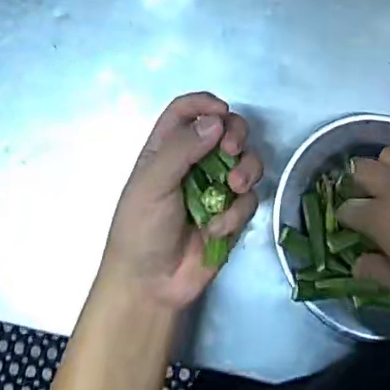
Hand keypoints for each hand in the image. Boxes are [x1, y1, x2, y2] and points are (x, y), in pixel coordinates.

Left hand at [97, 93, 263, 310]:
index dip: (205, 103)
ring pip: (245, 160)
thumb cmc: (141, 228)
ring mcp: (215, 187)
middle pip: (225, 128)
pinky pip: (249, 198)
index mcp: (166, 147)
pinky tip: (218, 228)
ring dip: (245, 170)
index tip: (222, 111)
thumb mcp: (152, 183)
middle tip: (232, 151)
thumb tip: (216, 120)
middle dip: (235, 134)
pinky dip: (238, 210)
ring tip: (234, 188)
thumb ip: (181, 148)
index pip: (187, 110)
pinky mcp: (232, 213)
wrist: (151, 285)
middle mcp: (193, 161)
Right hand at [337, 145, 389, 314]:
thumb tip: (358, 265)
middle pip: (361, 169)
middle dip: (357, 183)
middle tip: (366, 202)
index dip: (345, 219)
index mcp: (379, 217)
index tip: (350, 229)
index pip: (347, 209)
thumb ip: (376, 272)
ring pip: (388, 155)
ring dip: (383, 168)